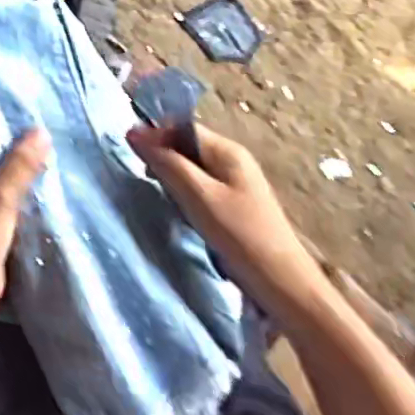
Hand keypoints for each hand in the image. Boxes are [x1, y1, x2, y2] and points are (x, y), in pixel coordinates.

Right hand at [126, 124, 326, 318]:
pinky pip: (198, 187)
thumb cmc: (241, 236)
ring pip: (190, 167)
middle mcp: (232, 160)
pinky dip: (182, 193)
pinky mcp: (232, 205)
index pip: (182, 128)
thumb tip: (134, 132)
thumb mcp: (198, 196)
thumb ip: (167, 163)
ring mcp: (234, 183)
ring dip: (170, 175)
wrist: (284, 286)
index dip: (155, 134)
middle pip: (186, 145)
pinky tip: (178, 209)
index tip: (129, 150)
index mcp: (227, 151)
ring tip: (159, 192)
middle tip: (144, 175)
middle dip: (162, 155)